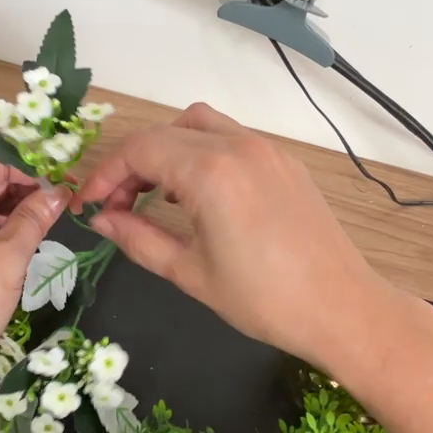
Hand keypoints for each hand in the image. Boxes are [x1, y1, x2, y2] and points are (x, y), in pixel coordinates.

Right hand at [77, 103, 419, 370]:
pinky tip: (197, 195)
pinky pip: (229, 137)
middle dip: (131, 164)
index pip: (139, 151)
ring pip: (198, 124)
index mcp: (211, 172)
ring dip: (165, 150)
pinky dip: (199, 152)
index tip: (90, 206)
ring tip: (155, 196)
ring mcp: (266, 149)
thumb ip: (138, 239)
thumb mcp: (189, 273)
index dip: (106, 175)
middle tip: (117, 207)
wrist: (342, 308)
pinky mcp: (284, 161)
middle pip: (164, 132)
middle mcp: (239, 146)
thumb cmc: (263, 300)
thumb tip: (101, 220)